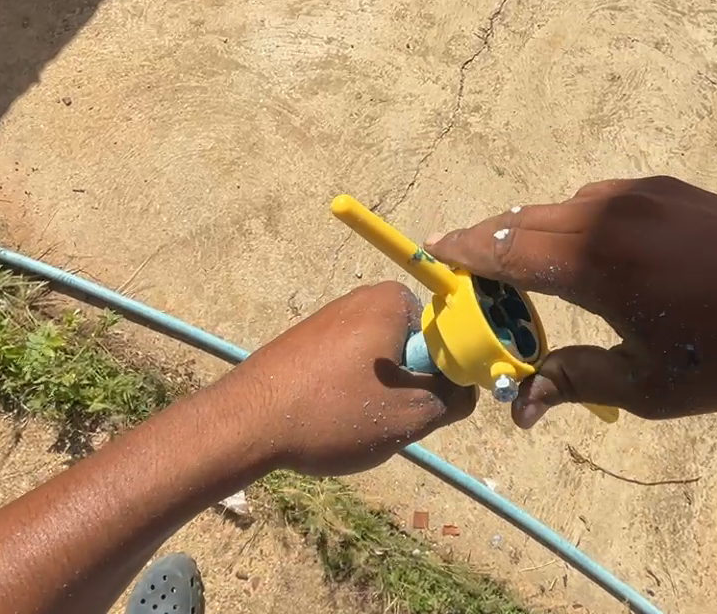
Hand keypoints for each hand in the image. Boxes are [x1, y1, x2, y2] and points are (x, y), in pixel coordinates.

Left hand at [225, 281, 474, 475]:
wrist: (248, 420)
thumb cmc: (333, 412)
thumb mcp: (411, 415)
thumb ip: (455, 398)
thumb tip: (468, 386)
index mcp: (395, 300)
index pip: (448, 338)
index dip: (444, 377)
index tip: (424, 406)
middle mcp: (367, 295)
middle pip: (416, 347)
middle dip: (411, 384)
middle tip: (388, 417)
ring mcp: (338, 313)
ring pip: (387, 359)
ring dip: (383, 391)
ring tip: (354, 417)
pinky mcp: (315, 335)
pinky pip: (357, 362)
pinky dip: (355, 388)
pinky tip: (333, 412)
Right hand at [427, 176, 716, 425]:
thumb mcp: (646, 386)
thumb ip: (572, 383)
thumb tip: (517, 406)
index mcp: (597, 265)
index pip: (507, 251)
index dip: (465, 250)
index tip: (434, 249)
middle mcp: (609, 214)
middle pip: (527, 222)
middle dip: (495, 242)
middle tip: (475, 267)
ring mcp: (641, 193)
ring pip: (565, 207)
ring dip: (539, 232)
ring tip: (537, 266)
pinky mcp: (669, 187)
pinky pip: (603, 199)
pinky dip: (581, 221)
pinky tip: (600, 254)